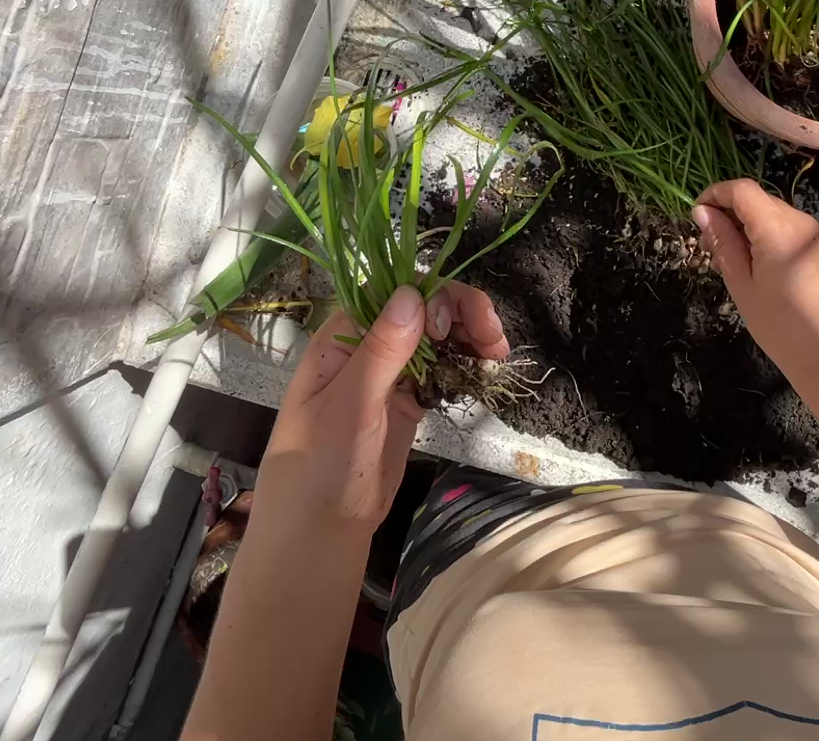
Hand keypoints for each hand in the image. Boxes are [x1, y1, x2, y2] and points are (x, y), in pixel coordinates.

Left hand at [252, 282, 505, 537]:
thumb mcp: (351, 404)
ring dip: (470, 336)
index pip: (395, 292)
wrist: (321, 527)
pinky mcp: (409, 398)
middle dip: (462, 314)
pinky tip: (485, 371)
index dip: (431, 297)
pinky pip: (443, 367)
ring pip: (438, 336)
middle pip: (424, 308)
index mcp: (344, 336)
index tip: (452, 327)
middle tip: (494, 340)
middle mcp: (369, 345)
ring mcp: (391, 372)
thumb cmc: (321, 464)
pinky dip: (465, 363)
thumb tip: (412, 292)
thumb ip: (382, 350)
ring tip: (498, 353)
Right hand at [693, 180, 818, 386]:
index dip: (716, 194)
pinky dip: (765, 236)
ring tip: (730, 260)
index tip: (698, 214)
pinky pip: (786, 228)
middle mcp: (802, 221)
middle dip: (729, 215)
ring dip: (746, 227)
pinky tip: (754, 263)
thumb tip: (701, 212)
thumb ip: (722, 241)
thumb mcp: (740, 282)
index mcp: (780, 229)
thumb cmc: (777, 324)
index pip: (743, 190)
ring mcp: (815, 231)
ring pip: (770, 213)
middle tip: (709, 247)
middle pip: (757, 201)